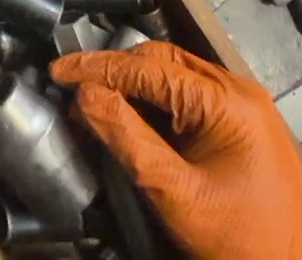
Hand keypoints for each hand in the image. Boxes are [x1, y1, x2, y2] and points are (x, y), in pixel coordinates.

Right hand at [51, 42, 301, 259]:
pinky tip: (132, 119)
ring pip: (173, 74)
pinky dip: (155, 101)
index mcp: (226, 102)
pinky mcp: (243, 125)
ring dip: (132, 84)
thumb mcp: (176, 195)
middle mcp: (237, 91)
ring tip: (96, 104)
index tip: (57, 71)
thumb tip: (85, 95)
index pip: (146, 67)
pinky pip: (188, 96)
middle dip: (114, 71)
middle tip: (74, 90)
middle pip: (160, 60)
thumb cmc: (241, 243)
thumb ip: (128, 139)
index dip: (96, 67)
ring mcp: (243, 106)